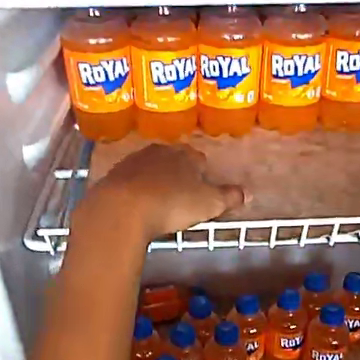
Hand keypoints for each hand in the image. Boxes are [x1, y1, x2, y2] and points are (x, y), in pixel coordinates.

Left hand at [77, 144, 244, 240]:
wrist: (121, 208)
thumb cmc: (172, 204)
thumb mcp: (208, 204)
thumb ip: (228, 197)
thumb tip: (247, 193)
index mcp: (185, 155)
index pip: (198, 158)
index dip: (202, 173)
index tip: (202, 187)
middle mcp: (159, 152)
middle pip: (172, 159)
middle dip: (177, 173)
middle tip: (181, 194)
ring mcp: (133, 162)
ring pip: (149, 168)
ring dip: (154, 180)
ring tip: (157, 201)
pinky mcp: (112, 176)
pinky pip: (128, 181)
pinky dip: (134, 190)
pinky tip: (135, 206)